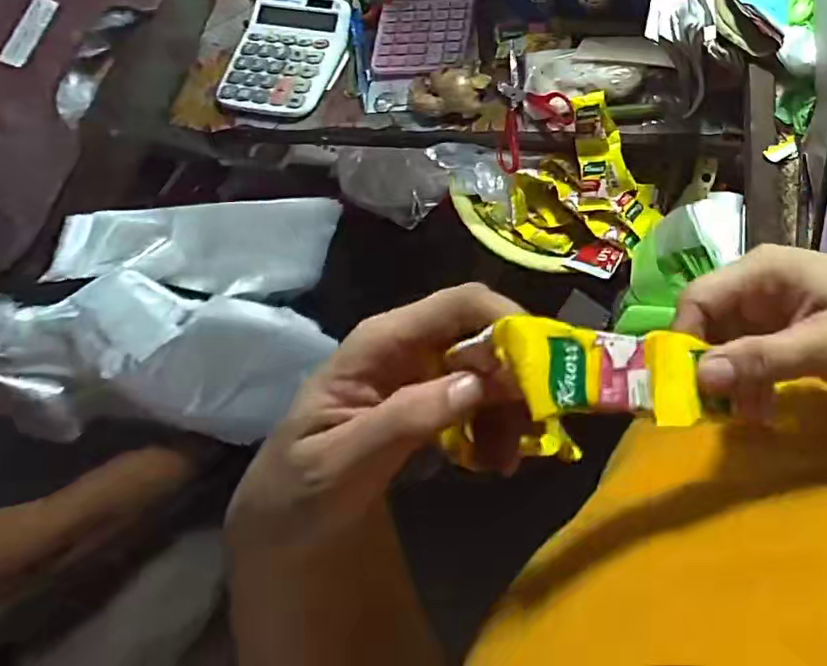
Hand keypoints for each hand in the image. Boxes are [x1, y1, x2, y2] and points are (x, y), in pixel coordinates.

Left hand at [226, 284, 525, 554]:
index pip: (458, 303)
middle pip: (485, 331)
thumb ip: (404, 421)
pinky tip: (496, 461)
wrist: (283, 521)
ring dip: (513, 406)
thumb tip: (477, 383)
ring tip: (510, 459)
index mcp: (383, 341)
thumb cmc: (298, 489)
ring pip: (492, 366)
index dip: (507, 319)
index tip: (543, 363)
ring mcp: (426, 371)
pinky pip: (486, 396)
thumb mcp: (340, 464)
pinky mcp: (436, 398)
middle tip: (539, 419)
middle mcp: (411, 343)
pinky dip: (501, 424)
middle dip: (518, 372)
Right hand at [673, 245, 826, 412]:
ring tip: (750, 418)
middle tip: (715, 411)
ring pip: (727, 343)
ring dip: (732, 380)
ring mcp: (768, 305)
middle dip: (710, 366)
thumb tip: (701, 376)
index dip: (685, 338)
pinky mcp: (780, 327)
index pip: (699, 297)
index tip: (686, 386)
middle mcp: (757, 283)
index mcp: (762, 269)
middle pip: (709, 322)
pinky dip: (751, 382)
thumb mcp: (823, 345)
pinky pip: (749, 354)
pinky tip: (764, 411)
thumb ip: (762, 359)